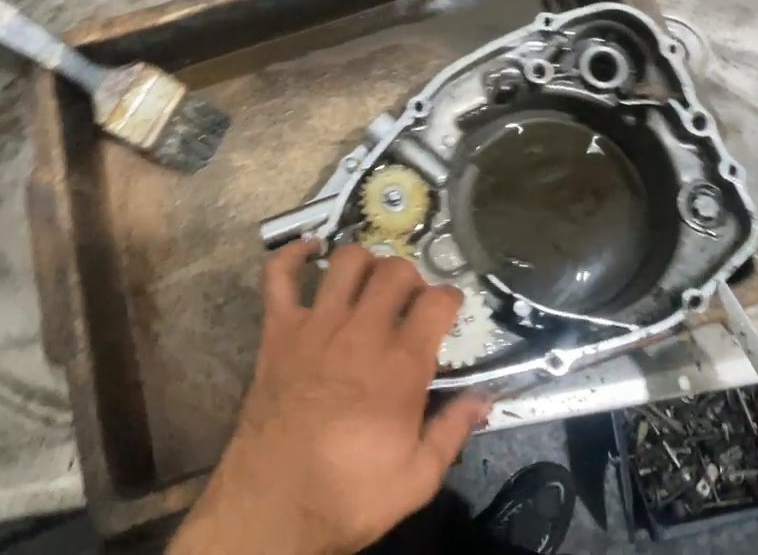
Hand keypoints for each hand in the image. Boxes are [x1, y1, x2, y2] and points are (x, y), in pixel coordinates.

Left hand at [169, 240, 488, 554]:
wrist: (273, 507)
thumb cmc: (349, 495)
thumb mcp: (417, 479)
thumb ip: (452, 431)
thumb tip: (484, 401)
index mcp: (401, 365)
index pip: (437, 303)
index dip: (450, 299)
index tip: (449, 309)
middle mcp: (362, 332)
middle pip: (394, 271)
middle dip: (410, 277)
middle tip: (409, 299)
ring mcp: (316, 325)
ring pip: (347, 262)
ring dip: (365, 262)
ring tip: (370, 281)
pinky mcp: (278, 330)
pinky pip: (279, 275)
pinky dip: (292, 254)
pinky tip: (309, 249)